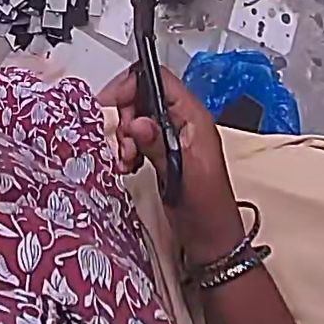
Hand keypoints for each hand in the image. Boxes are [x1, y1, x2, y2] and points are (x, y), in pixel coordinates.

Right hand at [100, 65, 245, 265]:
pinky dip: (125, 147)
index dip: (131, 86)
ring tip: (126, 158)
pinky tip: (128, 164)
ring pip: (135, 115)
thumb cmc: (207, 210)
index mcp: (193, 117)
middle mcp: (181, 120)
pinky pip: (135, 135)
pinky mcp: (160, 150)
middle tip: (123, 143)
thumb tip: (137, 121)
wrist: (212, 243)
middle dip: (124, 116)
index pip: (158, 80)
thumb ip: (159, 145)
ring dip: (122, 135)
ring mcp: (170, 135)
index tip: (111, 107)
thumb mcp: (182, 175)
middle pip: (141, 95)